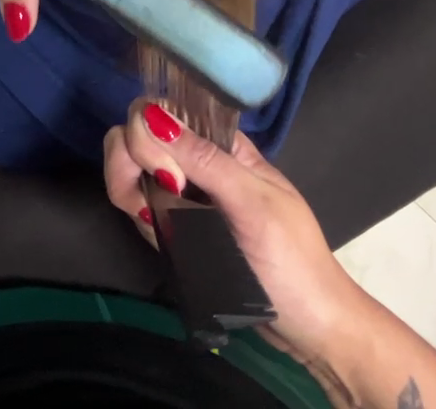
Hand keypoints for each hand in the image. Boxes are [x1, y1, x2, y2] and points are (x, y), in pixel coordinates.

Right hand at [104, 100, 370, 362]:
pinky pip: (134, 202)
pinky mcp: (169, 221)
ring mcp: (178, 190)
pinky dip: (137, 216)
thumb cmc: (293, 259)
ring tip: (157, 223)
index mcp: (219, 143)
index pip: (158, 111)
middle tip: (165, 202)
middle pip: (132, 135)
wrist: (308, 325)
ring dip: (129, 192)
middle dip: (130, 164)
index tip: (172, 179)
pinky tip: (161, 236)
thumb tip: (151, 116)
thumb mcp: (254, 204)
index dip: (148, 134)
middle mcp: (192, 158)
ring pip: (126, 168)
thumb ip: (204, 160)